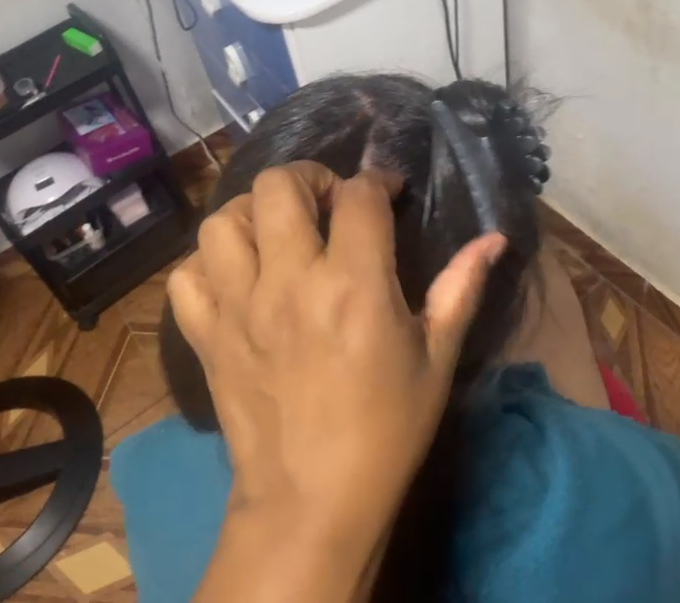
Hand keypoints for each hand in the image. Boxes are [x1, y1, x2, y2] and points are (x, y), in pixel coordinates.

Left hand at [168, 162, 506, 539]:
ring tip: (278, 233)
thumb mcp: (437, 358)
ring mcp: (238, 308)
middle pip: (278, 186)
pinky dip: (208, 265)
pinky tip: (237, 277)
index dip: (376, 181)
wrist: (312, 501)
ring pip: (223, 221)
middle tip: (328, 204)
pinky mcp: (206, 336)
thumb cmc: (386, 428)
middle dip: (308, 179)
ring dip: (252, 214)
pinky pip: (186, 275)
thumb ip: (461, 288)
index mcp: (354, 285)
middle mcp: (289, 283)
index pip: (357, 194)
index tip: (387, 193)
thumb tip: (494, 238)